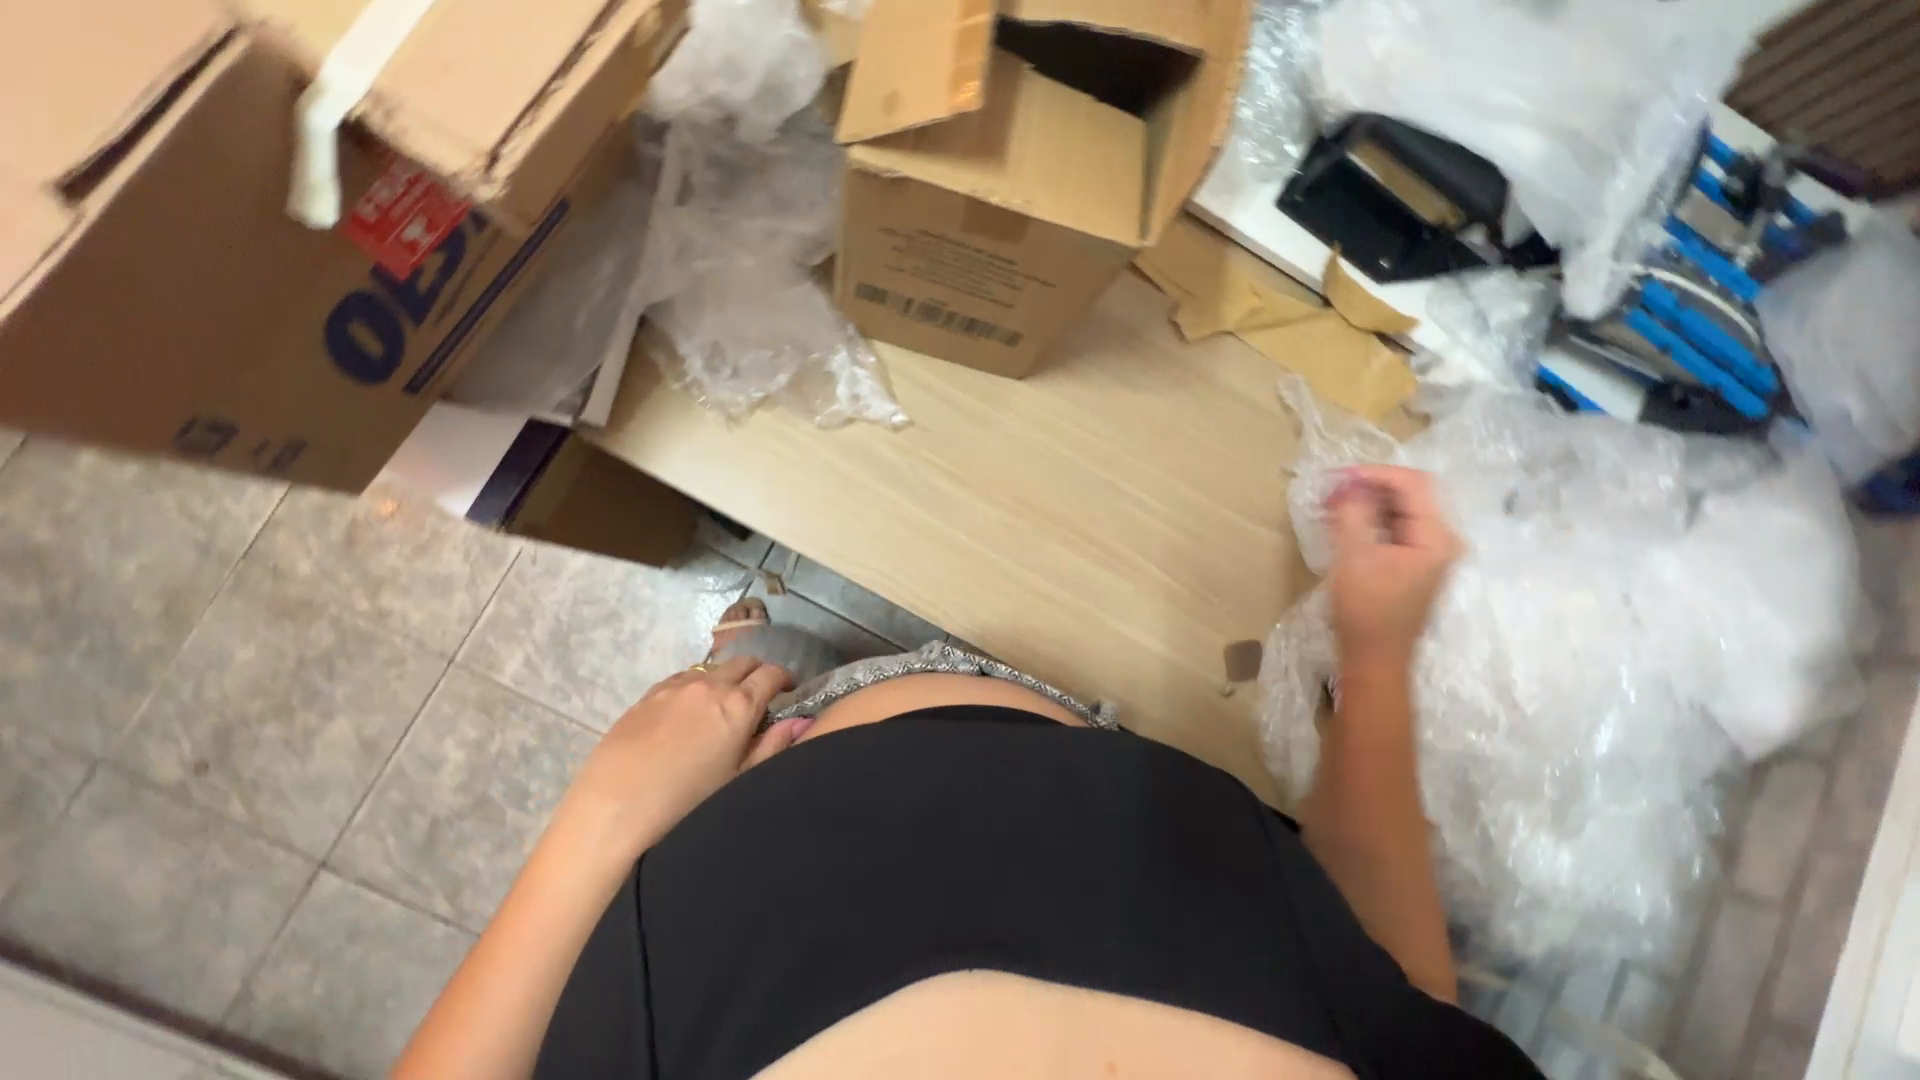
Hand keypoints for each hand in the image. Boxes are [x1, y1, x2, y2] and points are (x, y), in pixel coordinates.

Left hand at [562, 656, 810, 858]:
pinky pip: (683, 678)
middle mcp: (710, 686)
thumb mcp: (738, 779)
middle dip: (757, 673)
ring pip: (712, 669)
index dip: (785, 679)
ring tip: (722, 706)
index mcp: (739, 705)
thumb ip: (772, 746)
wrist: (614, 807)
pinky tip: (690, 710)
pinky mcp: (649, 694)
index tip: (789, 691)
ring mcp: (676, 687)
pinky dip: (697, 685)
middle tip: (760, 696)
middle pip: (743, 663)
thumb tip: (802, 721)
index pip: (771, 674)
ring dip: (725, 678)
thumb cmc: (686, 801)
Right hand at [1326, 465, 1463, 670]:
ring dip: (1368, 500)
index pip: (1413, 483)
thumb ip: (1353, 513)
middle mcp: (1443, 540)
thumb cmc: (1366, 611)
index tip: (1337, 477)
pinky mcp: (1416, 562)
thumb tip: (1348, 483)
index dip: (1374, 473)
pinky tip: (1345, 521)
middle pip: (1410, 493)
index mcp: (1437, 538)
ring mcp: (1431, 552)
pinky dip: (1371, 518)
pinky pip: (1396, 526)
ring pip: (1401, 509)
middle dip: (1369, 484)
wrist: (1375, 658)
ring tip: (1333, 502)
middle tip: (1331, 488)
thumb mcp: (1354, 558)